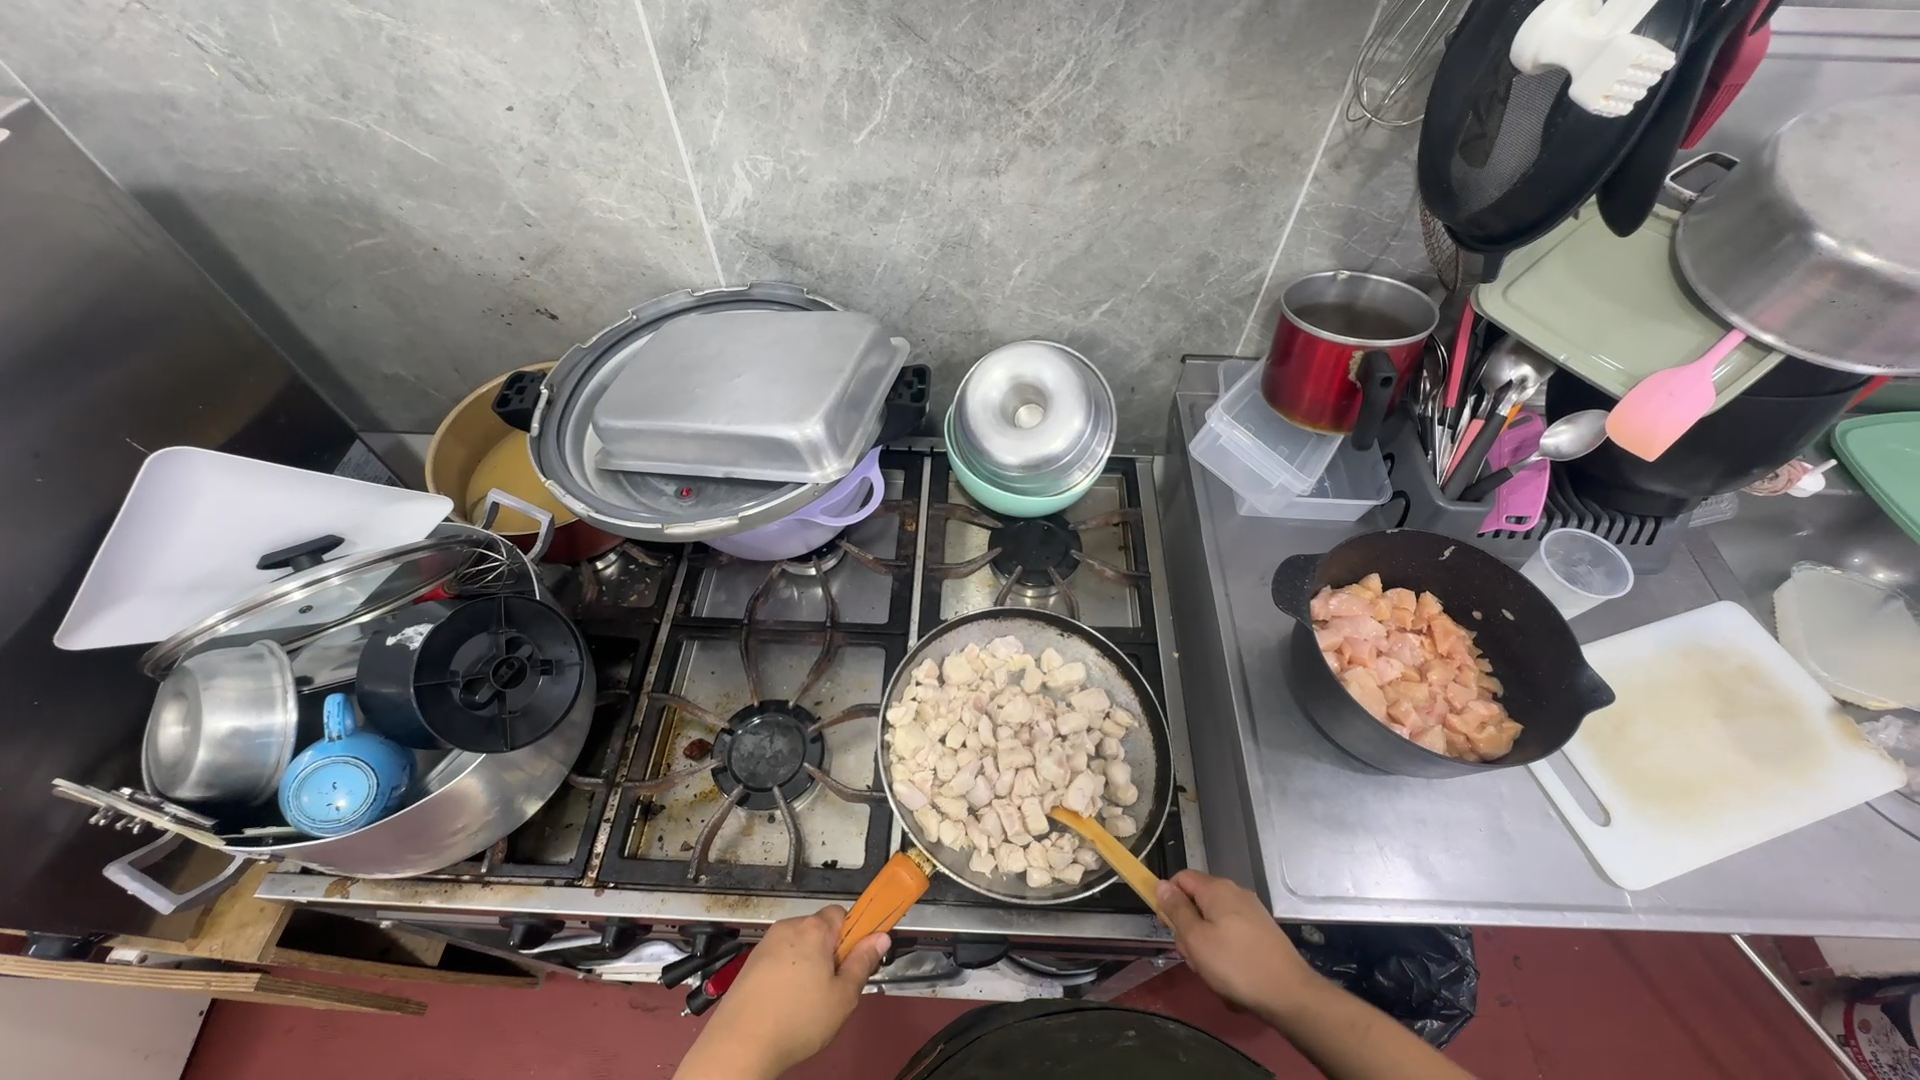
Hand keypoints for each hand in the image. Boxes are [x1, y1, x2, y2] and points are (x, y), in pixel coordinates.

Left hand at [675, 905, 888, 1079]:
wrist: (741, 1045)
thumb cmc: (796, 1020)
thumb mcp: (843, 996)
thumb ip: (863, 962)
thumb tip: (881, 937)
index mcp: (814, 929)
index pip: (843, 913)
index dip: (853, 934)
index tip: (856, 958)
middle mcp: (789, 927)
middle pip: (820, 929)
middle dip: (830, 952)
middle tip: (834, 986)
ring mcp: (766, 944)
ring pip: (799, 945)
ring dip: (808, 963)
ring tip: (809, 1000)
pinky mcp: (750, 963)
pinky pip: (779, 959)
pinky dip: (787, 974)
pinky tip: (786, 1004)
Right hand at [1157, 870, 1317, 1015]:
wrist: (1290, 994)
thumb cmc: (1235, 965)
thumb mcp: (1196, 939)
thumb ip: (1176, 910)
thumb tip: (1161, 885)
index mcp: (1216, 889)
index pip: (1180, 879)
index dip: (1168, 899)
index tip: (1168, 927)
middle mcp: (1235, 893)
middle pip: (1197, 902)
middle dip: (1189, 929)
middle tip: (1194, 957)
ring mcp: (1252, 912)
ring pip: (1214, 922)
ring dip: (1206, 945)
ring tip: (1213, 972)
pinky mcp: (1263, 932)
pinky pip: (1232, 934)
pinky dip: (1225, 951)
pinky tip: (1230, 975)